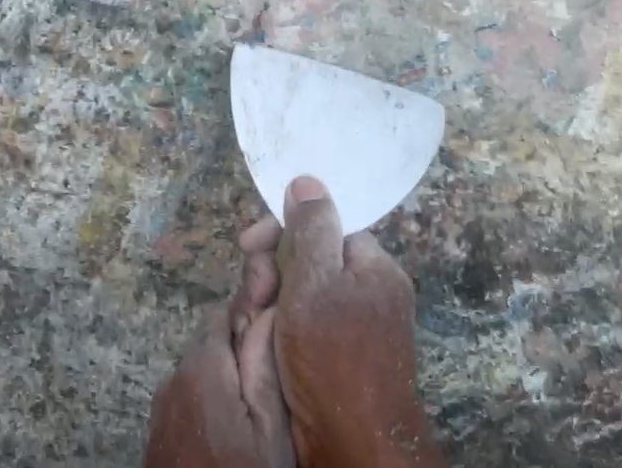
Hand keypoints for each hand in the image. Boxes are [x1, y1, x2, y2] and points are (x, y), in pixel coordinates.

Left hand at [141, 255, 292, 466]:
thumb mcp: (268, 426)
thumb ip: (263, 364)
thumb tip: (268, 309)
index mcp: (202, 365)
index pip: (222, 312)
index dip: (249, 315)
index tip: (274, 332)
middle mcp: (175, 375)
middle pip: (208, 340)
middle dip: (238, 348)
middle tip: (271, 379)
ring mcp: (163, 404)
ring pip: (198, 369)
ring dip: (223, 377)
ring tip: (254, 410)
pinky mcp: (159, 430)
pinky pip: (187, 397)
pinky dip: (208, 401)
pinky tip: (229, 430)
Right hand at [265, 176, 443, 467]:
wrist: (350, 444)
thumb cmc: (334, 356)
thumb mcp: (317, 281)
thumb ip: (311, 229)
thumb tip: (307, 180)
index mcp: (374, 269)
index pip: (324, 226)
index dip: (283, 229)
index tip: (248, 242)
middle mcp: (366, 293)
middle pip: (307, 259)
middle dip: (271, 269)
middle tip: (253, 293)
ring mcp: (350, 327)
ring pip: (296, 293)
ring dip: (267, 300)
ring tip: (251, 321)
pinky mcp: (332, 356)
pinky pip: (298, 323)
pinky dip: (276, 326)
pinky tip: (258, 338)